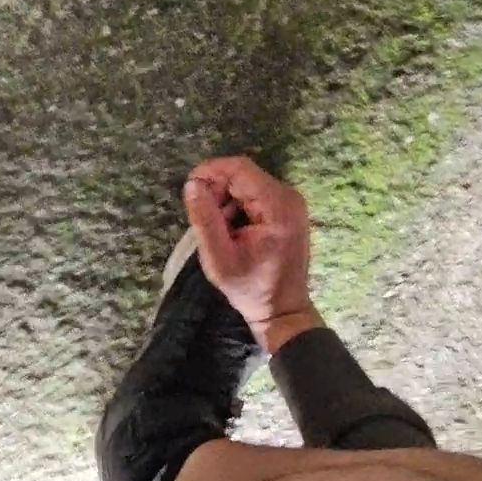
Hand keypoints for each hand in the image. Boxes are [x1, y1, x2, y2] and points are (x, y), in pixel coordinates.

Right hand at [182, 156, 323, 352]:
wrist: (284, 311)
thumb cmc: (251, 288)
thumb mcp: (219, 258)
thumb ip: (204, 219)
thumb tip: (191, 184)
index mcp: (277, 207)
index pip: (240, 168)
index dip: (211, 170)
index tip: (190, 187)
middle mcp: (289, 197)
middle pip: (244, 174)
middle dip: (217, 188)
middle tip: (204, 216)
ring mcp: (291, 202)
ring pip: (247, 182)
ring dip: (226, 198)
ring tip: (219, 228)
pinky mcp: (287, 209)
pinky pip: (255, 193)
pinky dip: (238, 204)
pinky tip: (232, 229)